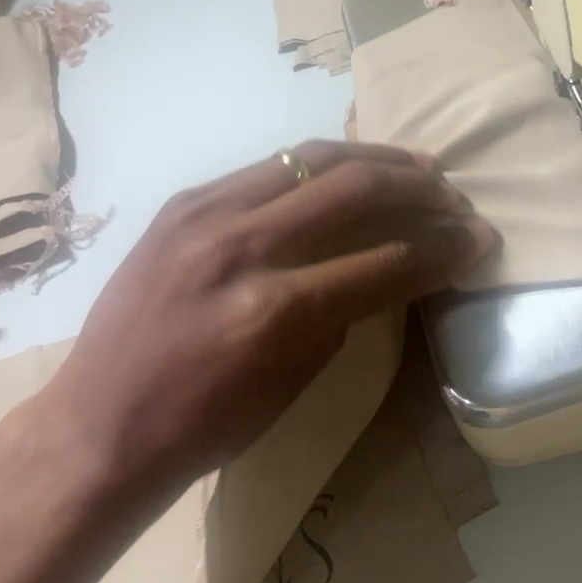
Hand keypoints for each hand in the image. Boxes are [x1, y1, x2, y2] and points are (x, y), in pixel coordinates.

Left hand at [41, 141, 497, 484]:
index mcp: (275, 310)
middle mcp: (242, 247)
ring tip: (418, 168)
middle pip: (356, 190)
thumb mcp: (296, 379)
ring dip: (376, 160)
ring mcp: (205, 215)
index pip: (386, 261)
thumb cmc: (207, 424)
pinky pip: (268, 168)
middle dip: (420, 191)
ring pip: (312, 158)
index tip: (480, 241)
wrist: (102, 423)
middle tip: (456, 200)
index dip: (444, 249)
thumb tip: (392, 262)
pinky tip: (349, 171)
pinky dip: (320, 166)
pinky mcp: (183, 203)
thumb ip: (346, 309)